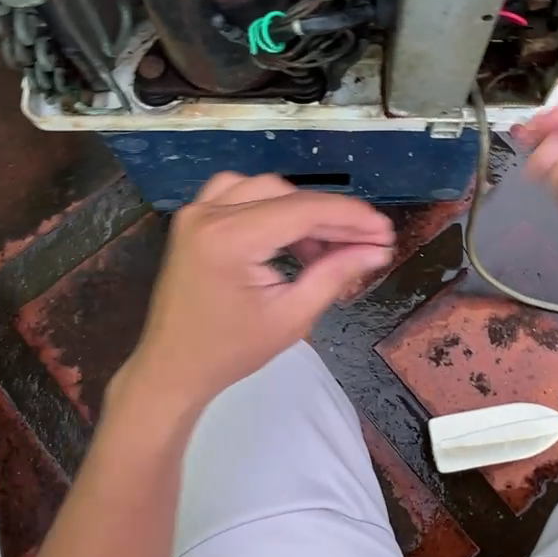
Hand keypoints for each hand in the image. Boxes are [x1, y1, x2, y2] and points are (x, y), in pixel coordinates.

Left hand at [116, 173, 395, 410]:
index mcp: (229, 238)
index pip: (303, 211)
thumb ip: (334, 275)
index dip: (350, 217)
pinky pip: (238, 193)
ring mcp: (196, 213)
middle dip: (329, 216)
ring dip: (300, 210)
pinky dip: (269, 206)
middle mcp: (209, 213)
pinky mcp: (193, 220)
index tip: (384, 231)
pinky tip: (289, 235)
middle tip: (363, 243)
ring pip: (264, 188)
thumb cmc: (230, 351)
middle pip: (286, 195)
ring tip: (326, 246)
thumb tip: (376, 250)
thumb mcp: (291, 317)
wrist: (173, 367)